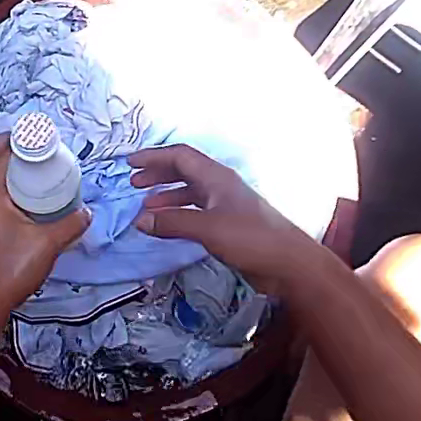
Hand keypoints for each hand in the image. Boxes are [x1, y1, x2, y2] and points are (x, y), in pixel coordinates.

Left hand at [0, 134, 91, 315]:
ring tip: (23, 163)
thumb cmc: (10, 270)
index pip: (3, 156)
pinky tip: (16, 192)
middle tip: (26, 142)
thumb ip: (71, 225)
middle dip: (3, 143)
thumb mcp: (47, 245)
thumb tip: (86, 212)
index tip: (41, 137)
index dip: (22, 142)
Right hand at [129, 144, 321, 293]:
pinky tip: (167, 224)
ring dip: (166, 196)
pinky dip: (177, 214)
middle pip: (183, 171)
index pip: (179, 156)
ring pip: (188, 192)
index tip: (130, 163)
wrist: (290, 264)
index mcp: (215, 176)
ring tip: (145, 206)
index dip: (154, 157)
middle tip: (133, 183)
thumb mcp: (207, 228)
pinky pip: (195, 211)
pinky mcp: (228, 224)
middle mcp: (219, 185)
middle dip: (157, 174)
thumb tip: (139, 220)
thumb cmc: (251, 238)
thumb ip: (172, 223)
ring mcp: (224, 204)